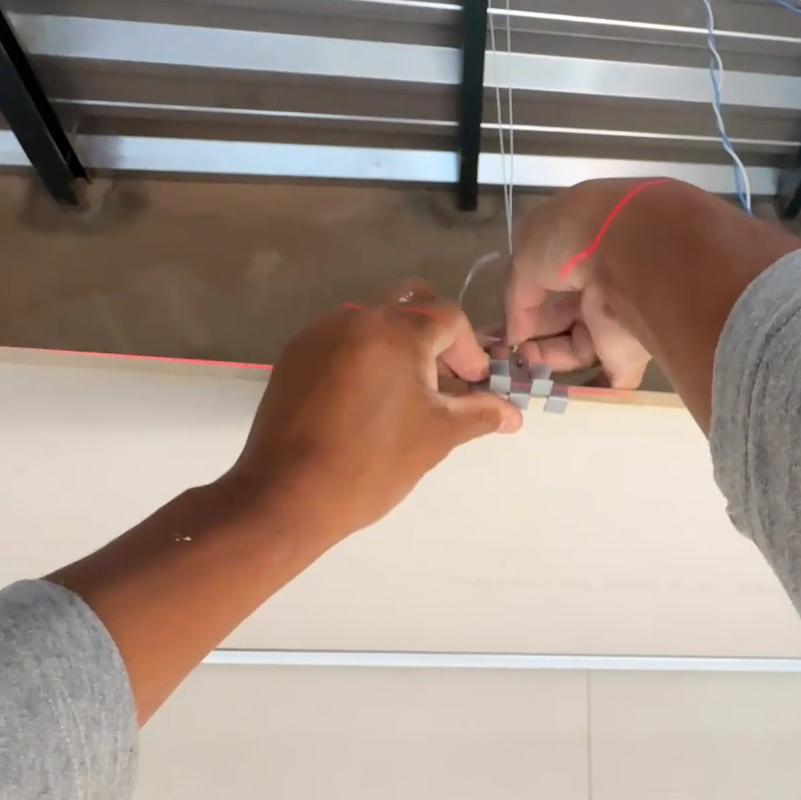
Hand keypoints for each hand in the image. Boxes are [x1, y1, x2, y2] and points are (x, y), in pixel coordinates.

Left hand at [220, 283, 522, 545]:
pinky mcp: (295, 356)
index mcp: (396, 330)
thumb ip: (480, 414)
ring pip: (374, 322)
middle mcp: (356, 318)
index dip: (470, 353)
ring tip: (408, 396)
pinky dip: (366, 359)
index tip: (473, 389)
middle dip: (436, 336)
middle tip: (444, 379)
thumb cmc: (374, 462)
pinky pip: (343, 341)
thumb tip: (513, 414)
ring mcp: (319, 334)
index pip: (449, 319)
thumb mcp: (438, 436)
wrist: (287, 495)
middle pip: (410, 304)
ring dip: (400, 347)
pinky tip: (369, 402)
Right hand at [504, 177, 663, 388]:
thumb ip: (516, 298)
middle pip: (562, 317)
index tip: (499, 329)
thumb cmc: (569, 241)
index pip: (546, 282)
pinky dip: (592, 393)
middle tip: (503, 354)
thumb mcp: (526, 256)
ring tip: (520, 369)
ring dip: (549, 360)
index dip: (521, 305)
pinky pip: (611, 379)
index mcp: (577, 249)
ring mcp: (618, 318)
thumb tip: (512, 334)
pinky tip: (557, 400)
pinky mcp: (631, 351)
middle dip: (531, 336)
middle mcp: (600, 281)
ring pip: (580, 347)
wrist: (628, 252)